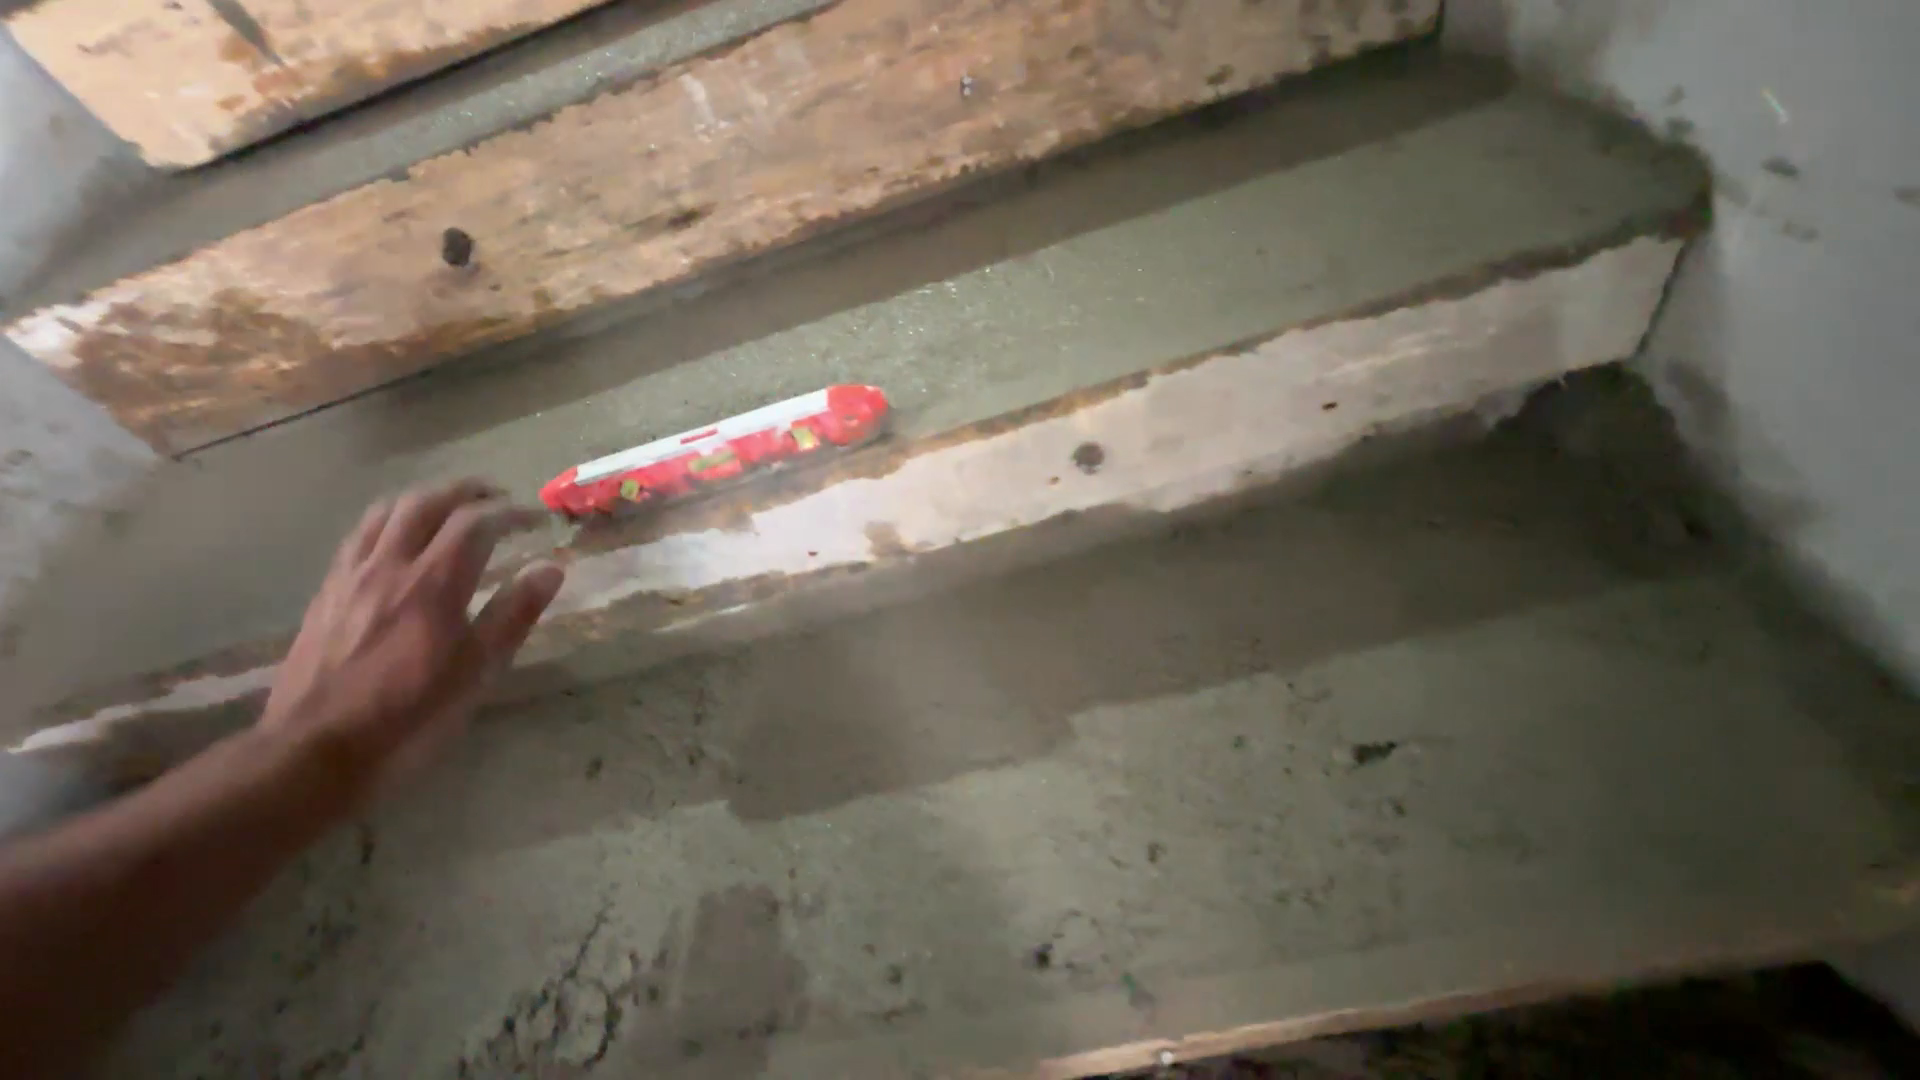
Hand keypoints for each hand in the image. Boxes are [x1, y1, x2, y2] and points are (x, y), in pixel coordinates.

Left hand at [260, 479, 565, 795]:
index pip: (476, 522)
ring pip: (386, 512)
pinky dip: (389, 521)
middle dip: (467, 491)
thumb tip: (550, 567)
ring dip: (425, 499)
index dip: (510, 512)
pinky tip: (401, 541)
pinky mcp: (326, 593)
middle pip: (426, 502)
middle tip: (497, 499)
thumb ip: (514, 614)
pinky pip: (358, 536)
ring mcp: (351, 577)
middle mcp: (389, 567)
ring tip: (451, 508)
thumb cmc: (411, 716)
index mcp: (434, 584)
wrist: (314, 752)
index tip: (536, 519)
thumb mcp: (478, 672)